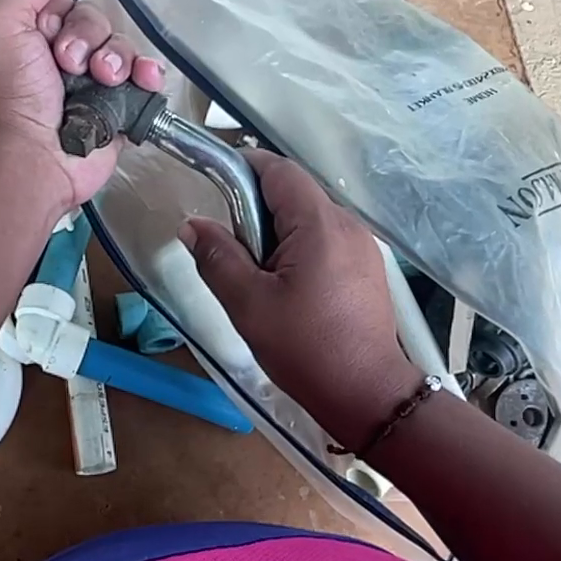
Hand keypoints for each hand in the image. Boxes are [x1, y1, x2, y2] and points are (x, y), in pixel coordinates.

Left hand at [0, 0, 164, 210]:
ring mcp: (91, 87)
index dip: (68, 10)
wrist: (25, 162)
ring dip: (119, 60)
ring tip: (102, 82)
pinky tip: (145, 81)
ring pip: (124, 50)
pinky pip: (144, 83)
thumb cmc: (4, 94)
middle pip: (99, 22)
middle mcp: (60, 57)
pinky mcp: (116, 113)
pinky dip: (149, 77)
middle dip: (92, 39)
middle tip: (71, 67)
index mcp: (30, 32)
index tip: (54, 34)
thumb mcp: (2, 17)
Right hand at [180, 151, 424, 450]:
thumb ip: (217, 258)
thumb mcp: (248, 304)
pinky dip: (301, 251)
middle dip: (257, 210)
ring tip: (259, 277)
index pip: (279, 170)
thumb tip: (192, 225)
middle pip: (294, 194)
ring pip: (310, 219)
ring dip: (278, 234)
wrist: (366, 393)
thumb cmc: (305, 348)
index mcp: (319, 224)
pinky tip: (289, 289)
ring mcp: (362, 246)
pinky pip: (327, 241)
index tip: (215, 185)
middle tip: (234, 250)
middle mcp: (347, 224)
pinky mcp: (368, 268)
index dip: (244, 167)